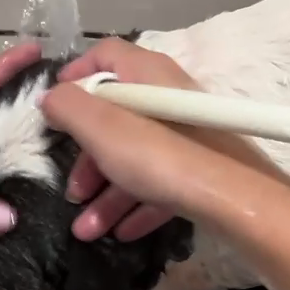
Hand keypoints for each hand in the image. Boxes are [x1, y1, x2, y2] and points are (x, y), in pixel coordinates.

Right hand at [43, 40, 289, 223]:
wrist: (236, 197)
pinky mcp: (202, 169)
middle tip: (71, 192)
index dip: (76, 74)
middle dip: (88, 160)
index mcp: (147, 75)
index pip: (106, 55)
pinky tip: (122, 233)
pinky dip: (140, 206)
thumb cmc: (162, 155)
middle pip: (117, 119)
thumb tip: (54, 97)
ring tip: (87, 231)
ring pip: (137, 159)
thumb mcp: (102, 127)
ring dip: (108, 196)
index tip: (53, 107)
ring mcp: (189, 136)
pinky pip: (162, 183)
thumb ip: (69, 106)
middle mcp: (169, 99)